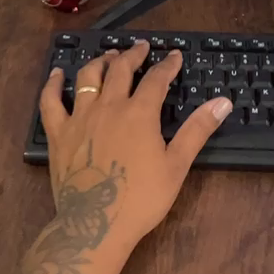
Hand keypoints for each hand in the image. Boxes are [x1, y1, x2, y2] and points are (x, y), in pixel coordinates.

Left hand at [37, 41, 230, 246]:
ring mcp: (80, 117)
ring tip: (109, 56)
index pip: (156, 79)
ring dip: (100, 61)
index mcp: (139, 113)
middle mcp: (109, 106)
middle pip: (121, 69)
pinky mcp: (59, 133)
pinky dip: (53, 84)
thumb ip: (198, 130)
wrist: (96, 226)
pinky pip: (51, 101)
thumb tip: (222, 102)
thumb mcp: (176, 165)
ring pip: (88, 77)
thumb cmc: (141, 198)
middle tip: (141, 47)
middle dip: (133, 55)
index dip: (167, 64)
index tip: (174, 56)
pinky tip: (57, 74)